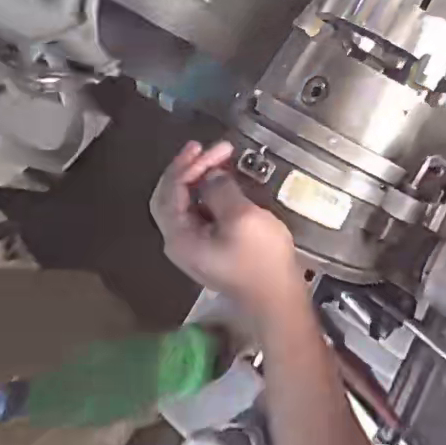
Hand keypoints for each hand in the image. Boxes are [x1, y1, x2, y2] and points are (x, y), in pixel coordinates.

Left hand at [151, 141, 302, 320]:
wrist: (276, 298)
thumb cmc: (259, 257)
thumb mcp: (241, 218)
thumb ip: (220, 190)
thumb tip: (211, 175)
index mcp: (179, 236)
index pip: (170, 191)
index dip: (188, 165)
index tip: (212, 146)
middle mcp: (179, 242)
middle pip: (169, 198)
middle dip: (185, 169)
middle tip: (203, 146)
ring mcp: (194, 247)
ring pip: (183, 204)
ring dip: (196, 178)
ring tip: (216, 158)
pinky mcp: (211, 248)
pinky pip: (199, 213)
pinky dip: (206, 192)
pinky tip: (223, 182)